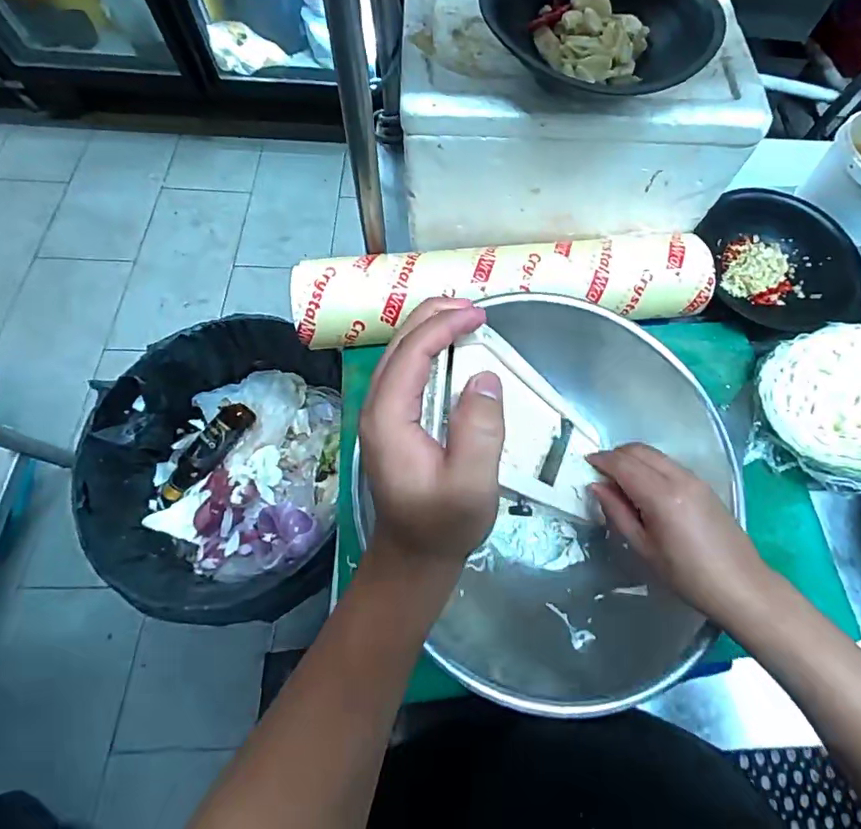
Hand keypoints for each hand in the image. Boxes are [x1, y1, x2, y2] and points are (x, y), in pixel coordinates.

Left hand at [359, 298, 504, 567]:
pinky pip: (406, 369)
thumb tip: (484, 377)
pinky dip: (428, 348)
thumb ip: (479, 431)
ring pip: (400, 353)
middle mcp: (376, 407)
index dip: (443, 326)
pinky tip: (449, 346)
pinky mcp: (391, 419)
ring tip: (464, 316)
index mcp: (388, 417)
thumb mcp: (471, 485)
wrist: (414, 554)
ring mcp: (380, 412)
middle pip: (399, 344)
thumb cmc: (443, 524)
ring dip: (429, 327)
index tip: (479, 314)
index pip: (412, 353)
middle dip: (433, 316)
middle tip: (474, 306)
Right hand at [587, 443, 777, 625]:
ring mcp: (694, 479)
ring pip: (655, 454)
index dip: (601, 460)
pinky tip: (644, 486)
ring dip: (633, 458)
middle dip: (615, 455)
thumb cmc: (688, 576)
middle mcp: (678, 478)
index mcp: (661, 496)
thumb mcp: (644, 548)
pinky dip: (650, 465)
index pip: (623, 464)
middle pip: (639, 451)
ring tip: (620, 480)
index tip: (586, 463)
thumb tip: (597, 486)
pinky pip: (668, 464)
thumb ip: (617, 512)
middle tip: (600, 472)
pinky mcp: (704, 485)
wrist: (742, 587)